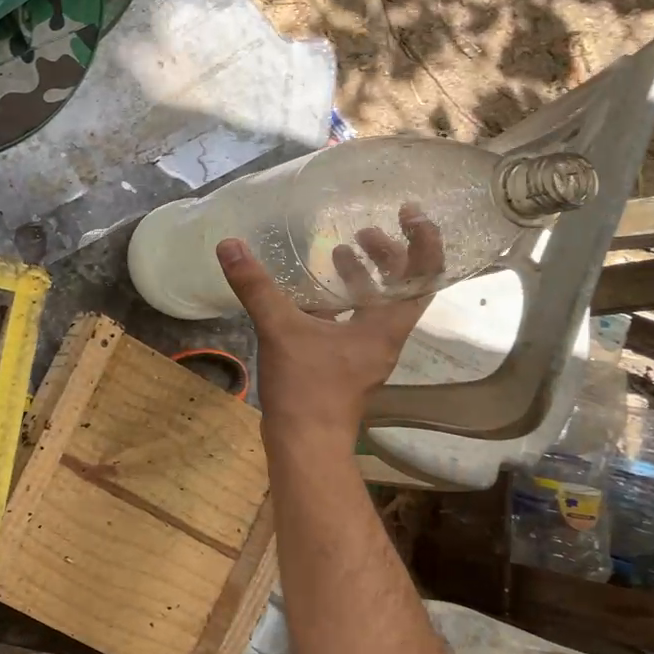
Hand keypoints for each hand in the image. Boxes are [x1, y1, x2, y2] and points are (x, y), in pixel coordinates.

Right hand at [217, 238, 430, 454]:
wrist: (306, 441)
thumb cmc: (307, 386)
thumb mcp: (280, 330)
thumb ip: (256, 287)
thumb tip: (230, 245)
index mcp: (386, 326)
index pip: (423, 275)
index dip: (423, 241)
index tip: (410, 213)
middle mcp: (384, 336)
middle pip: (402, 288)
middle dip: (388, 255)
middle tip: (365, 231)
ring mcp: (365, 352)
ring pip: (376, 305)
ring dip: (365, 276)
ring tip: (339, 252)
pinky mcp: (343, 363)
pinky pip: (351, 320)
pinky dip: (339, 299)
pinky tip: (309, 294)